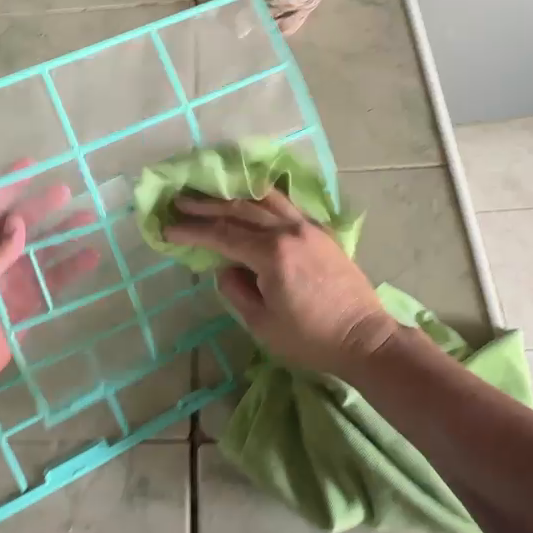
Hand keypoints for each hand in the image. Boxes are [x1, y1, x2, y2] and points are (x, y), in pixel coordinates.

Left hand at [0, 170, 100, 397]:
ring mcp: (9, 283)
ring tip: (89, 218)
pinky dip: (70, 269)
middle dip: (42, 208)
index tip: (29, 164)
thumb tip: (20, 225)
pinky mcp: (25, 305)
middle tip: (66, 191)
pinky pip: (51, 282)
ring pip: (41, 252)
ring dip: (62, 235)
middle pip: (20, 227)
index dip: (8, 188)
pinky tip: (90, 256)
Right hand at [162, 189, 397, 375]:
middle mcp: (288, 230)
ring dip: (234, 195)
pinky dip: (263, 197)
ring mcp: (308, 227)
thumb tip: (225, 268)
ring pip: (264, 200)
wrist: (364, 338)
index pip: (222, 234)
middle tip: (179, 200)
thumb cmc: (310, 338)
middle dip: (206, 205)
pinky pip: (286, 205)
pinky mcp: (321, 231)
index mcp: (272, 253)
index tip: (168, 228)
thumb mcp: (262, 324)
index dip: (193, 230)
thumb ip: (236, 291)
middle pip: (240, 209)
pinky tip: (252, 196)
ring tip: (210, 193)